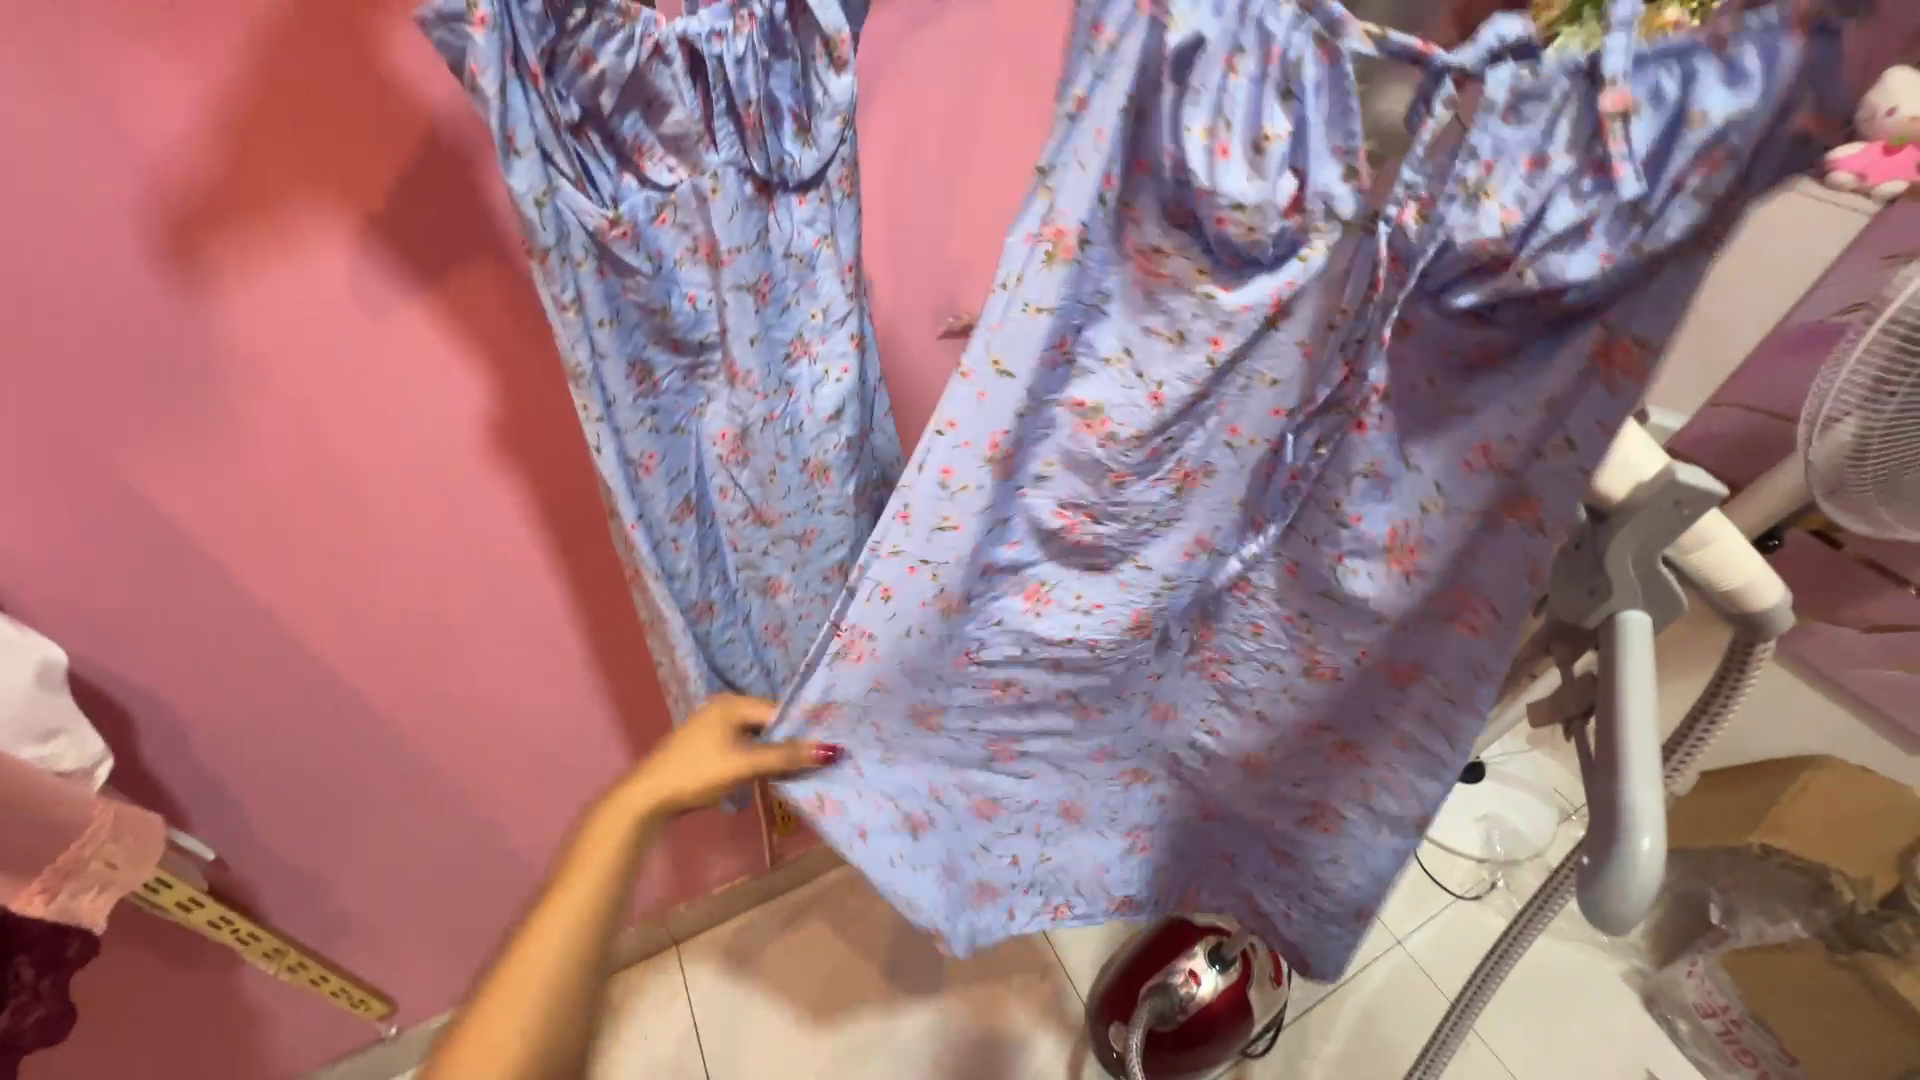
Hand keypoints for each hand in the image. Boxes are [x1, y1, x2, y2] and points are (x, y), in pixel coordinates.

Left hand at [620, 694, 841, 815]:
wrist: (647, 798)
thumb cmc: (698, 773)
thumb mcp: (745, 764)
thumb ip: (787, 756)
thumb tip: (831, 750)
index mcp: (732, 703)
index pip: (778, 711)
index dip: (802, 729)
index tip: (824, 748)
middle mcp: (724, 707)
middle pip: (768, 722)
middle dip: (789, 741)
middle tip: (814, 761)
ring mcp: (712, 726)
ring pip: (756, 736)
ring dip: (773, 752)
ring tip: (796, 769)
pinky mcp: (706, 745)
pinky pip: (742, 746)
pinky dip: (757, 757)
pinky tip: (766, 773)